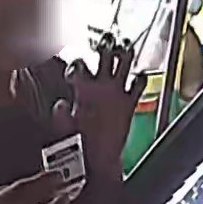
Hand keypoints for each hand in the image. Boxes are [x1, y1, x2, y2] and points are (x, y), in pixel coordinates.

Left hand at [52, 34, 146, 180]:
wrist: (98, 161)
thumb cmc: (81, 145)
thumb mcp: (67, 130)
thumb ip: (61, 116)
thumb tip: (61, 103)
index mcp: (83, 89)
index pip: (80, 63)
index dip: (78, 61)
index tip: (78, 68)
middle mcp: (100, 86)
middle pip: (105, 53)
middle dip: (107, 44)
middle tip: (109, 42)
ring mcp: (115, 93)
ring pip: (124, 62)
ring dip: (126, 53)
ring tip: (126, 51)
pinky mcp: (129, 105)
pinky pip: (138, 85)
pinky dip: (141, 79)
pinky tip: (139, 79)